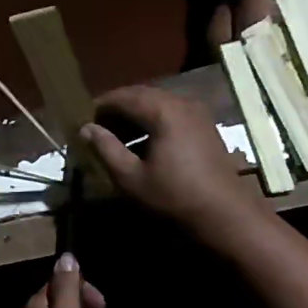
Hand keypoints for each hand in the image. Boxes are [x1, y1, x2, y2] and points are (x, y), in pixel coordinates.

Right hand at [80, 86, 266, 233]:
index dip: (101, 105)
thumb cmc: (173, 196)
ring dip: (136, 115)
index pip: (124, 96)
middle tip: (98, 126)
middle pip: (143, 95)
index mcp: (163, 110)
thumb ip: (106, 149)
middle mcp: (182, 102)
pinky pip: (173, 113)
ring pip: (159, 103)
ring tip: (117, 136)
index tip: (84, 118)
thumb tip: (86, 129)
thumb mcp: (131, 177)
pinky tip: (144, 143)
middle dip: (118, 107)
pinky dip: (154, 121)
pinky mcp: (206, 126)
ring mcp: (198, 113)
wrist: (224, 213)